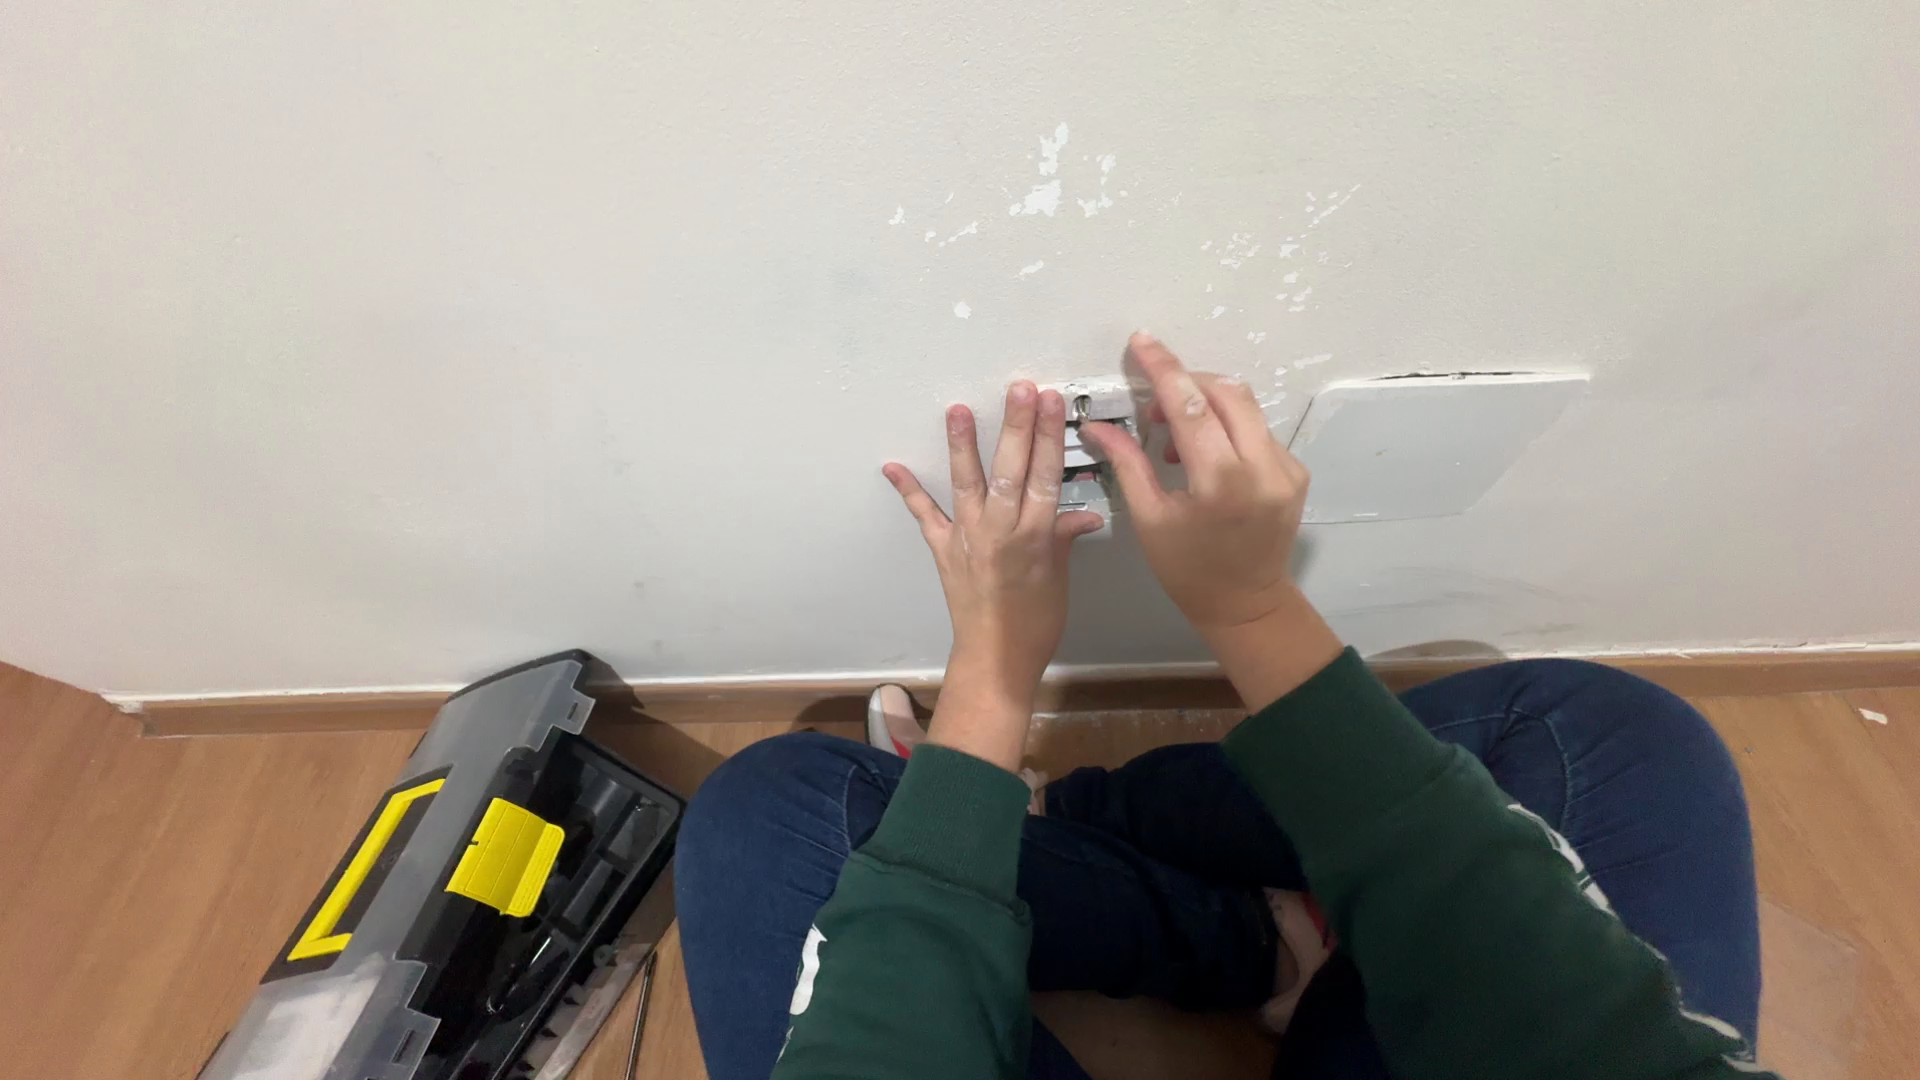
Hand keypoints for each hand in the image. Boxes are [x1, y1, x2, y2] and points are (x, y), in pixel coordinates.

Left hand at [884, 382, 1103, 766]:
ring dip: (962, 446)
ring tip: (957, 409)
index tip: (1052, 402)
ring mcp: (968, 538)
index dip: (1049, 436)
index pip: (1046, 475)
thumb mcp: (1059, 578)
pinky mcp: (944, 551)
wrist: (996, 659)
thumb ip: (1064, 538)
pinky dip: (909, 492)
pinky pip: (925, 517)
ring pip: (967, 484)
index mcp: (1035, 536)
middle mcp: (1001, 530)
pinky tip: (891, 466)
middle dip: (1017, 426)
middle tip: (1020, 388)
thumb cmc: (1036, 622)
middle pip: (1011, 470)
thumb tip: (1084, 513)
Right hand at [1080, 332, 1341, 708]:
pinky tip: (1206, 454)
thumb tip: (1097, 425)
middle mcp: (1262, 467)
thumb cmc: (1186, 569)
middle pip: (1226, 392)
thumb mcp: (1149, 518)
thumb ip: (1127, 462)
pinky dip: (1227, 427)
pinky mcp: (1295, 472)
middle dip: (1186, 382)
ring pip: (1246, 406)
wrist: (1245, 604)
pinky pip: (1257, 430)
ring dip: (1206, 402)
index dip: (1163, 367)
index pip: (1190, 405)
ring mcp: (1286, 468)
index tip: (1142, 341)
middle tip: (1152, 405)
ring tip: (1174, 434)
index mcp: (1220, 482)